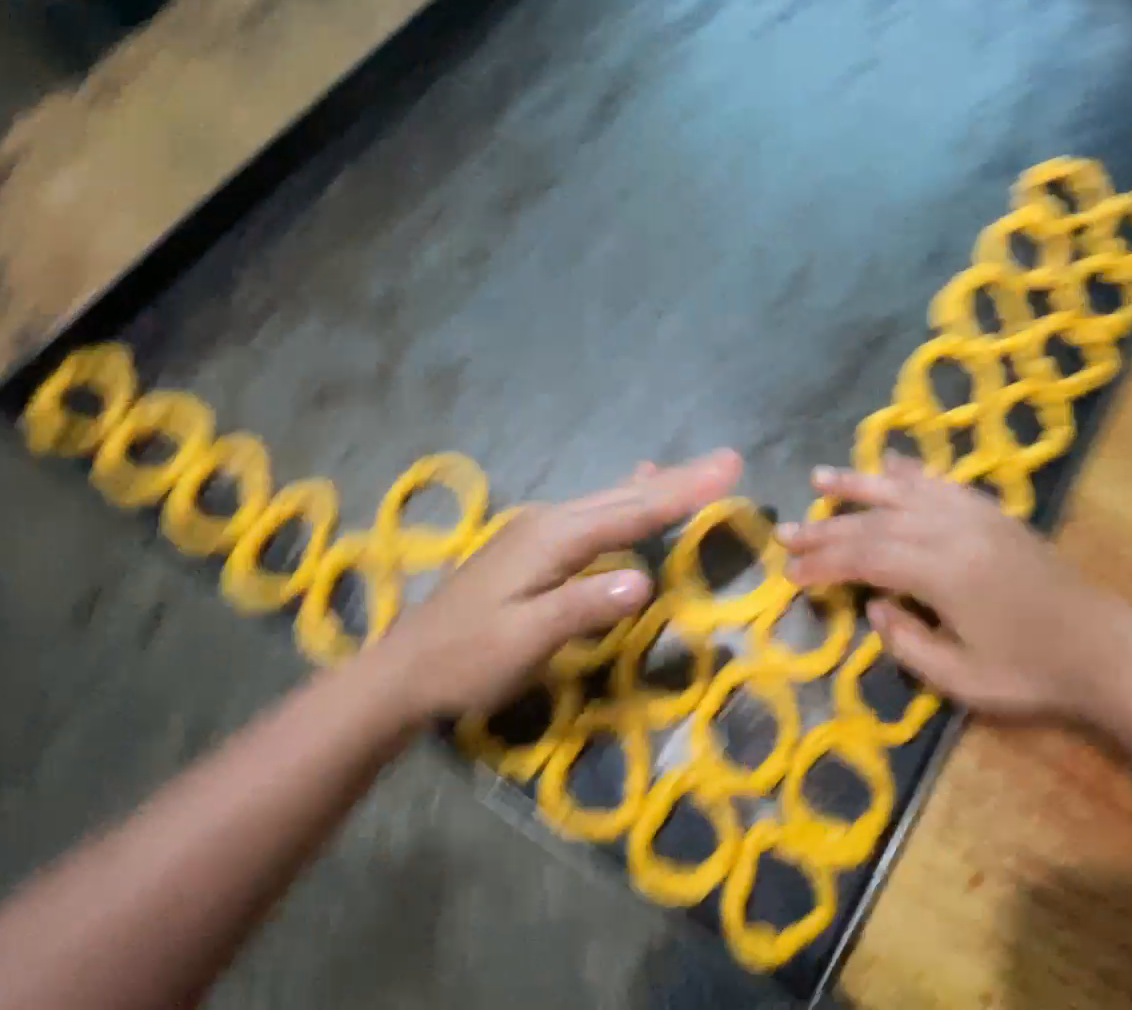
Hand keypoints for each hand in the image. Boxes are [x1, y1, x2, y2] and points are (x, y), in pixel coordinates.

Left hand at [376, 450, 742, 715]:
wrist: (402, 670)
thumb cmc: (465, 660)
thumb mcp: (524, 640)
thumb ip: (582, 607)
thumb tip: (644, 580)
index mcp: (551, 539)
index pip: (631, 511)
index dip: (683, 492)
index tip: (729, 469)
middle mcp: (548, 522)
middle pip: (625, 496)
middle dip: (680, 479)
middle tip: (729, 461)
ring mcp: (538, 531)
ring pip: (611, 501)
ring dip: (658, 487)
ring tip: (698, 472)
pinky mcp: (534, 546)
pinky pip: (596, 513)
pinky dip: (627, 499)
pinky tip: (633, 486)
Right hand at [777, 456, 1131, 717]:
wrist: (1105, 648)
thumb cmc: (1032, 673)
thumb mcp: (961, 678)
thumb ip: (907, 642)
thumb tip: (873, 606)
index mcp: (943, 573)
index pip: (866, 560)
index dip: (824, 565)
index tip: (789, 572)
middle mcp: (954, 531)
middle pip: (877, 522)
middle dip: (828, 528)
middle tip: (786, 530)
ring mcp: (976, 516)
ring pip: (905, 492)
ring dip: (859, 484)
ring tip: (819, 478)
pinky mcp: (994, 513)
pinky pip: (943, 483)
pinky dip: (911, 473)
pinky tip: (889, 465)